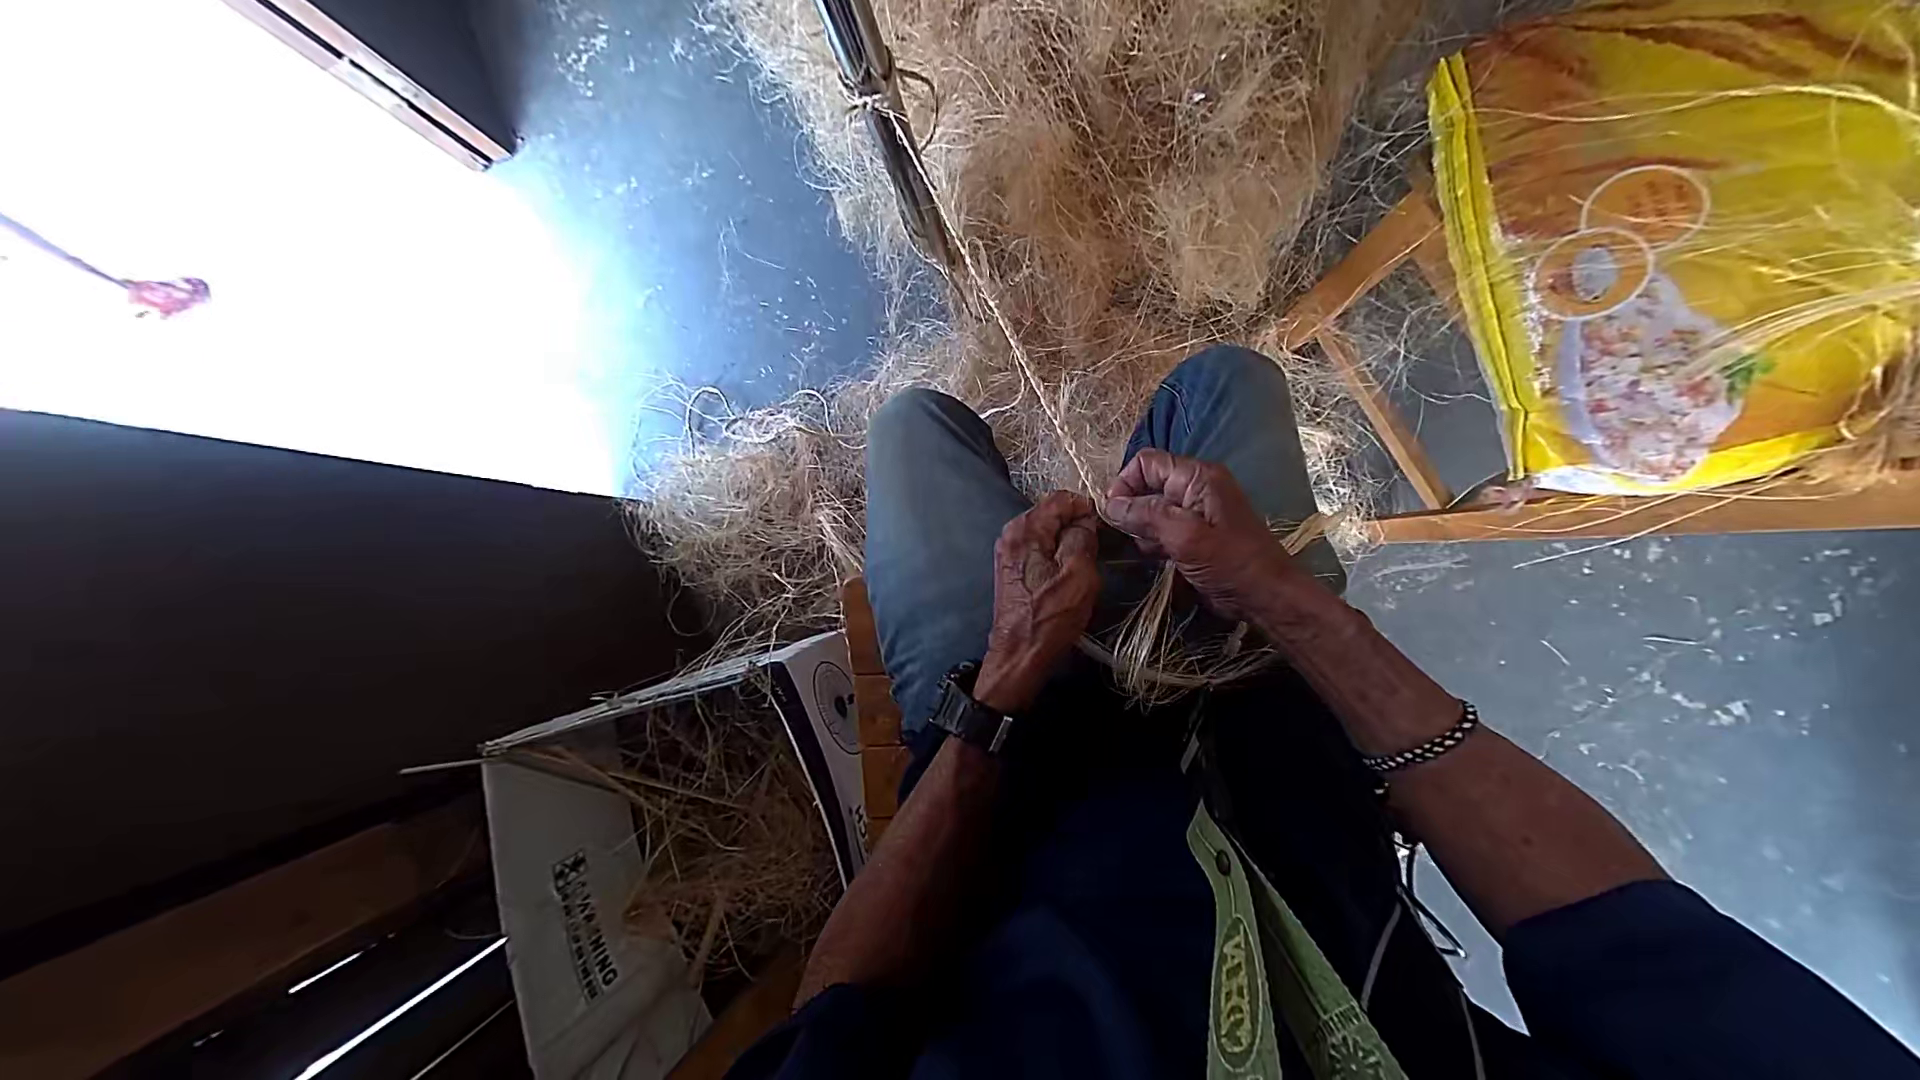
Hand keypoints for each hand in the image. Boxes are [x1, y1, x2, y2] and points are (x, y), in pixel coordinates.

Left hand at [975, 491, 1100, 712]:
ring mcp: (1008, 550)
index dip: (1086, 507)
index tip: (1104, 527)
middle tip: (1097, 548)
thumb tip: (1085, 519)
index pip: (1061, 498)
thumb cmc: (1050, 617)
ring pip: (1047, 531)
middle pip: (1052, 513)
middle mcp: (1010, 533)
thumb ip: (1083, 537)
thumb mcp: (1079, 574)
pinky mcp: (1011, 567)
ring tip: (1085, 563)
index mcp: (1024, 529)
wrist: (1020, 653)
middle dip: (1077, 525)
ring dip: (1068, 541)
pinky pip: (1039, 547)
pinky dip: (1055, 553)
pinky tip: (1067, 573)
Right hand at [1102, 449, 1298, 619]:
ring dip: (1142, 530)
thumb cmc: (1230, 562)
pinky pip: (1161, 530)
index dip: (1125, 483)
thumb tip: (1109, 504)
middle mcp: (1194, 489)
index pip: (1146, 463)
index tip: (1114, 512)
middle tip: (1135, 536)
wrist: (1265, 597)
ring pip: (1149, 511)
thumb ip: (1146, 514)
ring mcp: (1194, 513)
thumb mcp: (1185, 535)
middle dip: (1132, 510)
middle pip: (1145, 486)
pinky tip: (1160, 559)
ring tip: (1153, 551)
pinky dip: (1153, 543)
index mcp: (1197, 477)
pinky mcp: (1192, 535)